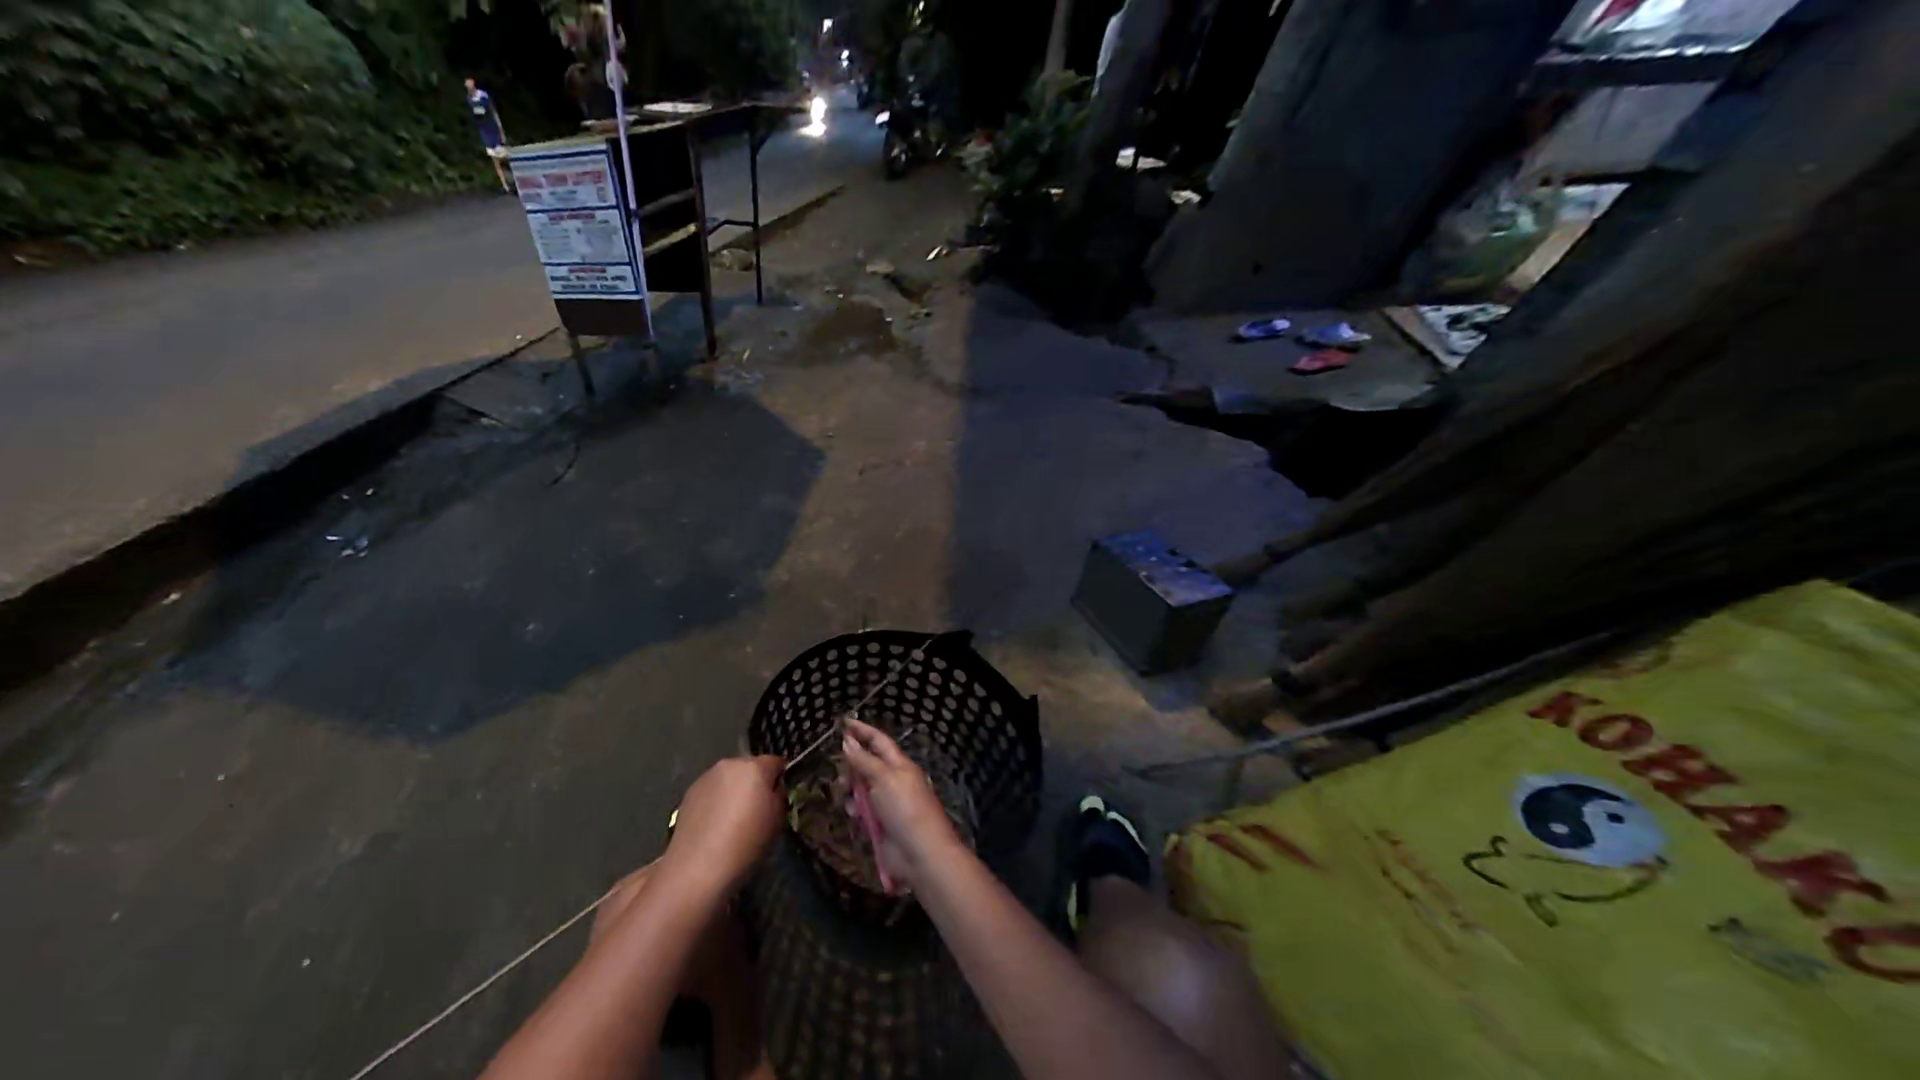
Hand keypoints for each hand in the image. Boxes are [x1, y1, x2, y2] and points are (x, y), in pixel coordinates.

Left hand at [661, 755, 785, 894]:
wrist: (698, 867)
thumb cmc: (746, 843)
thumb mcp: (777, 820)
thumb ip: (779, 796)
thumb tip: (772, 790)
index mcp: (755, 767)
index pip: (776, 762)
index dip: (779, 778)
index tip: (778, 798)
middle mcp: (730, 765)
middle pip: (750, 767)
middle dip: (755, 782)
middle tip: (756, 809)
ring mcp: (706, 777)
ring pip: (729, 778)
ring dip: (734, 790)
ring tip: (732, 819)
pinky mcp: (689, 792)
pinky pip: (712, 790)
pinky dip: (716, 800)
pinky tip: (714, 824)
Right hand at [842, 719, 963, 889]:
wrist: (920, 852)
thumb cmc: (905, 808)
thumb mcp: (884, 778)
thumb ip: (864, 760)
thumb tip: (848, 741)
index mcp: (899, 764)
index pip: (879, 741)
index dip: (862, 731)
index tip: (844, 722)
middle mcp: (893, 780)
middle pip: (867, 765)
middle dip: (852, 766)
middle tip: (841, 772)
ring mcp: (887, 803)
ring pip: (861, 789)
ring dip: (851, 791)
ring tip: (846, 797)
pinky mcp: (880, 824)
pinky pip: (862, 811)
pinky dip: (856, 810)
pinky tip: (855, 816)